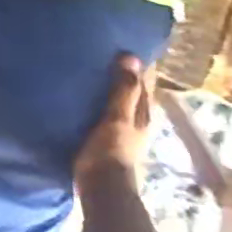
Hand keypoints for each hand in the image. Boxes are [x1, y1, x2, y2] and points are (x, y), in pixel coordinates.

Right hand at [74, 53, 155, 186]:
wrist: (101, 188)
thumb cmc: (110, 150)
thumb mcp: (117, 118)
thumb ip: (123, 90)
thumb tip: (130, 56)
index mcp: (143, 113)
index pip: (145, 81)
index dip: (140, 64)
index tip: (126, 43)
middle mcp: (137, 120)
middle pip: (134, 91)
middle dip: (126, 73)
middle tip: (106, 51)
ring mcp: (122, 130)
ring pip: (120, 101)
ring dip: (112, 86)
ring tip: (93, 69)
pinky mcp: (106, 138)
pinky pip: (104, 111)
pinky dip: (100, 100)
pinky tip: (85, 96)